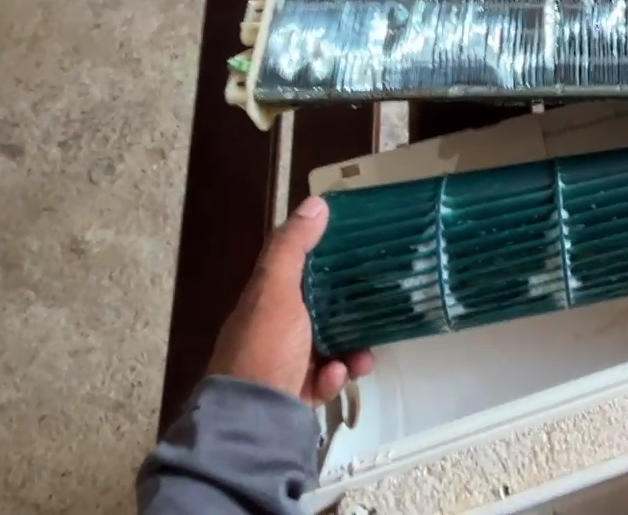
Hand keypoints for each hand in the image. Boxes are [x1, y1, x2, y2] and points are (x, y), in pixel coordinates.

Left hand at [208, 195, 374, 405]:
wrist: (252, 425)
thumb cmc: (264, 351)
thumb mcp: (275, 292)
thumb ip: (293, 249)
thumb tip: (316, 203)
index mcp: (265, 303)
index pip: (299, 269)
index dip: (328, 257)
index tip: (361, 248)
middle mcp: (275, 331)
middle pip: (323, 307)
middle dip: (351, 307)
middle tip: (375, 303)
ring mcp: (288, 363)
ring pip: (334, 341)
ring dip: (353, 345)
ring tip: (362, 353)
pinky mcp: (301, 392)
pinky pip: (332, 373)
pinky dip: (339, 373)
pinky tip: (338, 374)